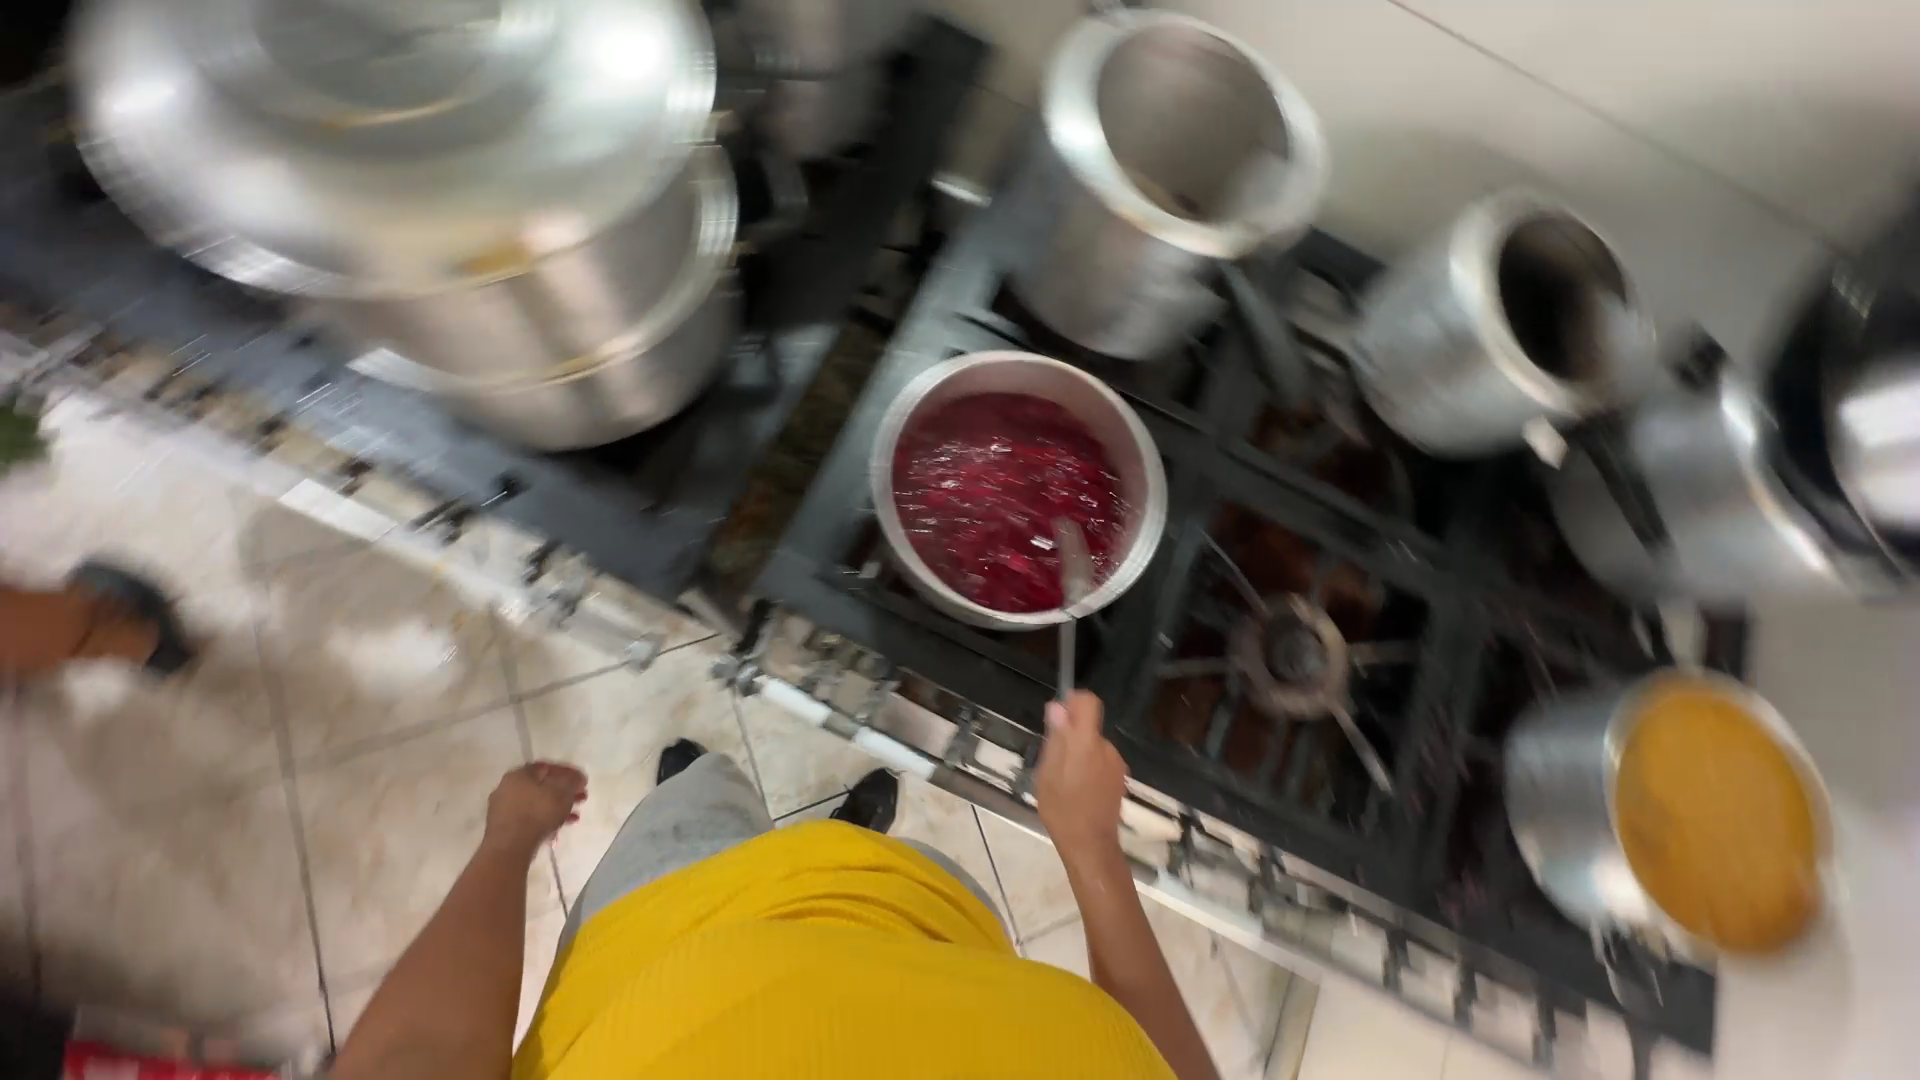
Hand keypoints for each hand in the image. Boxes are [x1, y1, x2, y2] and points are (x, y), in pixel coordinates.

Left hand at [483, 762, 586, 856]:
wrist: (510, 847)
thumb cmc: (538, 812)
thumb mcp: (564, 792)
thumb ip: (574, 781)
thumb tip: (578, 778)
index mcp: (519, 774)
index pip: (547, 767)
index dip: (567, 772)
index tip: (581, 781)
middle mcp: (506, 788)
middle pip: (541, 786)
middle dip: (563, 792)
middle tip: (580, 797)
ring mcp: (502, 809)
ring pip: (536, 803)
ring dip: (557, 807)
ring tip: (574, 815)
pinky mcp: (503, 828)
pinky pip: (529, 818)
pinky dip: (545, 819)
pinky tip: (561, 826)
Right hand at [1035, 690, 1127, 866]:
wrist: (1090, 845)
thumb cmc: (1062, 809)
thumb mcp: (1047, 773)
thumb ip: (1055, 738)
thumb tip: (1057, 707)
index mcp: (1086, 742)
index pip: (1089, 702)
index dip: (1074, 702)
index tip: (1059, 717)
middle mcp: (1106, 748)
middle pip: (1089, 727)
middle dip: (1072, 736)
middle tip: (1053, 761)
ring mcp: (1117, 764)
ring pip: (1094, 747)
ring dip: (1081, 755)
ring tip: (1065, 781)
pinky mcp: (1120, 779)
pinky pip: (1101, 762)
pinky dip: (1090, 769)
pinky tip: (1079, 791)